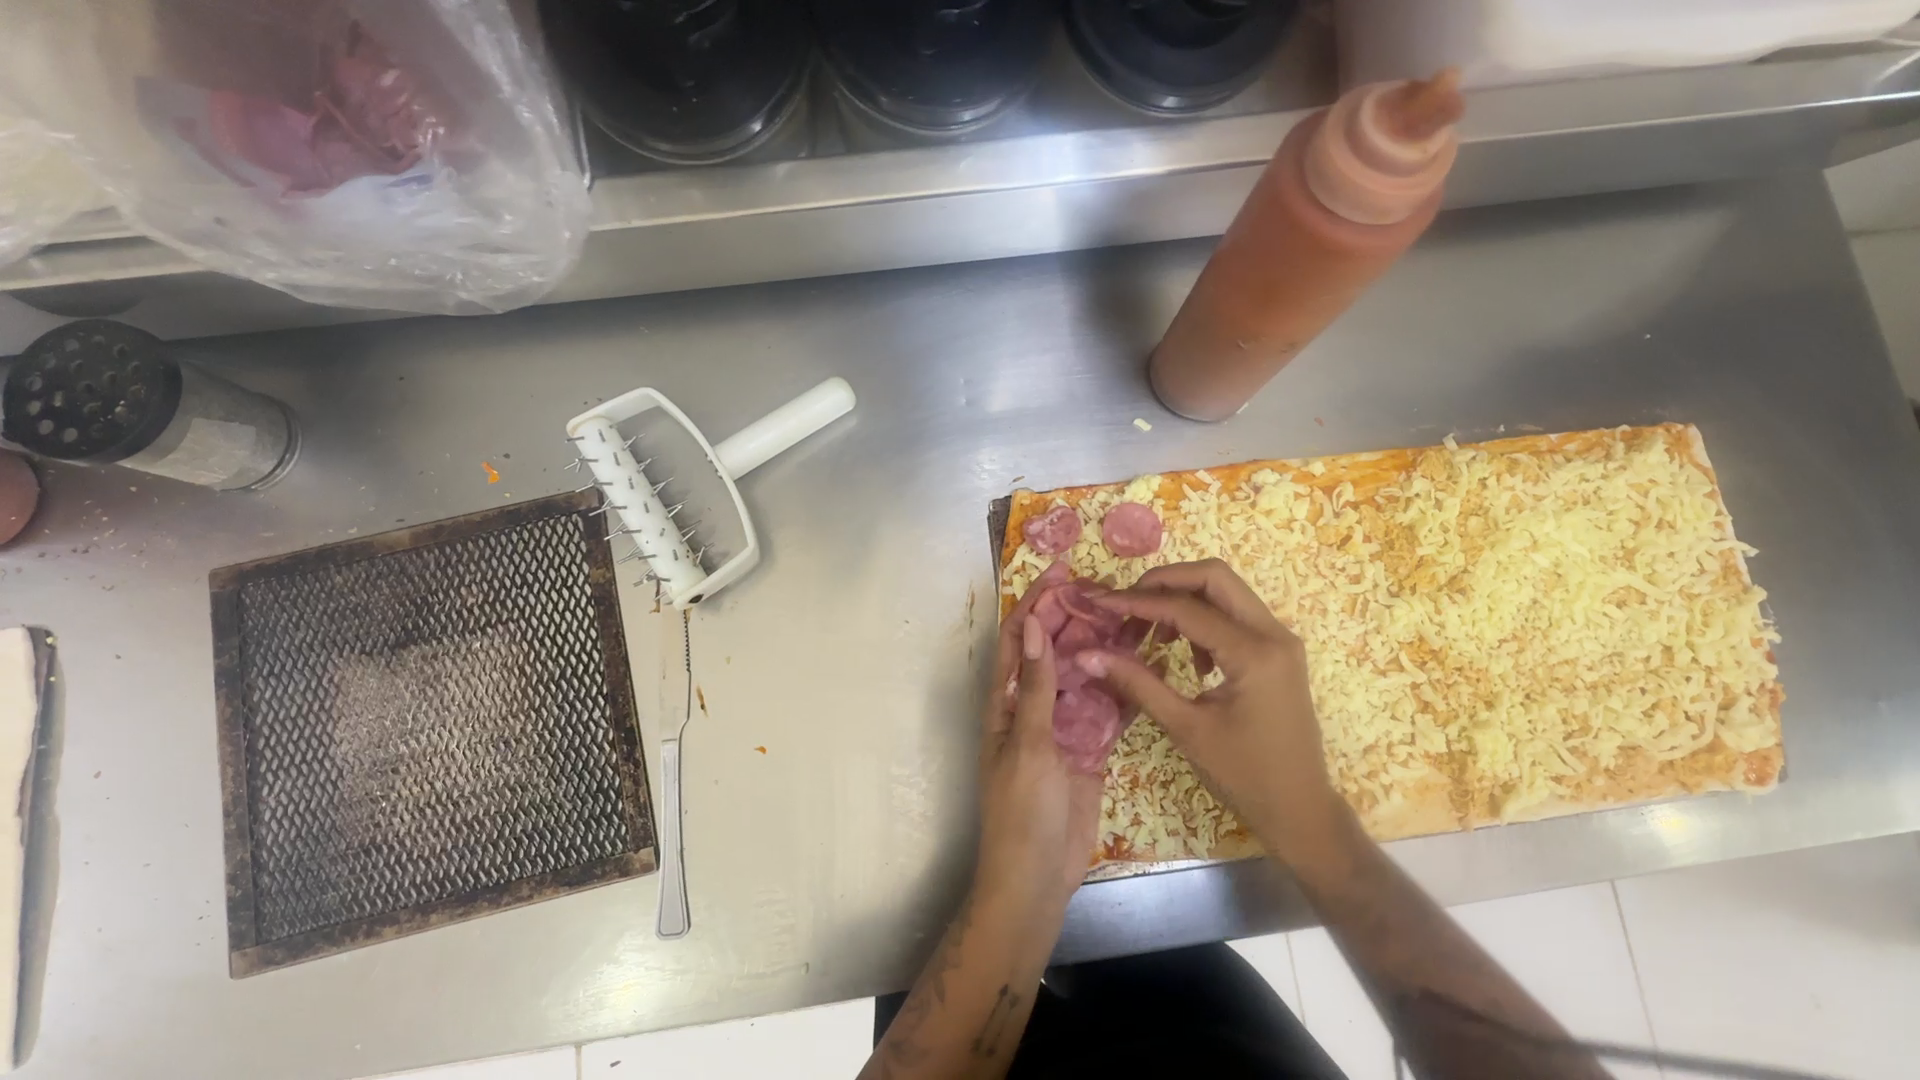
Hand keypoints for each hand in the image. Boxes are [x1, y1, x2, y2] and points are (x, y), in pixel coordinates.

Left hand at [976, 563, 1103, 907]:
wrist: (1038, 878)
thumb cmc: (1020, 812)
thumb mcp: (1026, 746)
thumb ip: (1035, 688)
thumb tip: (1030, 625)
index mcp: (1006, 703)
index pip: (1016, 640)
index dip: (1033, 604)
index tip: (1061, 574)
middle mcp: (1033, 708)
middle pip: (1053, 652)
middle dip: (1075, 619)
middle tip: (1110, 590)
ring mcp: (1064, 729)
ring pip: (1085, 677)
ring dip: (1103, 648)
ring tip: (1135, 616)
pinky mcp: (1090, 750)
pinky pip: (1108, 712)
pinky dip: (1125, 689)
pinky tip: (1149, 665)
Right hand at [1074, 559, 1348, 864]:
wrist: (1300, 809)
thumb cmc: (1244, 775)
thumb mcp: (1186, 728)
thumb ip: (1137, 683)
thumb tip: (1086, 654)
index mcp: (1253, 652)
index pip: (1185, 607)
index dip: (1136, 601)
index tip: (1097, 601)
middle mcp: (1274, 633)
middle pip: (1213, 576)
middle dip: (1163, 583)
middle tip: (1125, 605)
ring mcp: (1280, 640)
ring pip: (1225, 591)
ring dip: (1183, 599)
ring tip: (1148, 635)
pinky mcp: (1278, 651)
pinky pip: (1236, 614)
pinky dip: (1203, 618)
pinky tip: (1183, 655)